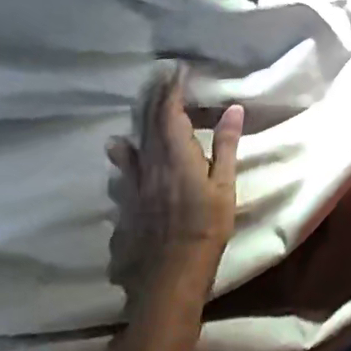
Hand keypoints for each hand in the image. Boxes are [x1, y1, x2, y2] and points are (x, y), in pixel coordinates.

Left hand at [108, 67, 243, 350]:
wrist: (169, 279)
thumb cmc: (206, 229)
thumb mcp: (224, 186)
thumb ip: (226, 145)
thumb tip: (233, 108)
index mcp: (176, 155)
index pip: (170, 112)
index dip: (172, 89)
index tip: (177, 70)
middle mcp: (151, 163)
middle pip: (149, 123)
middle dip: (155, 97)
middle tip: (161, 78)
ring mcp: (135, 185)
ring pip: (134, 144)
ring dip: (139, 121)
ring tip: (139, 104)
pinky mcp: (127, 205)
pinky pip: (124, 169)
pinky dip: (123, 153)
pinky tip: (118, 149)